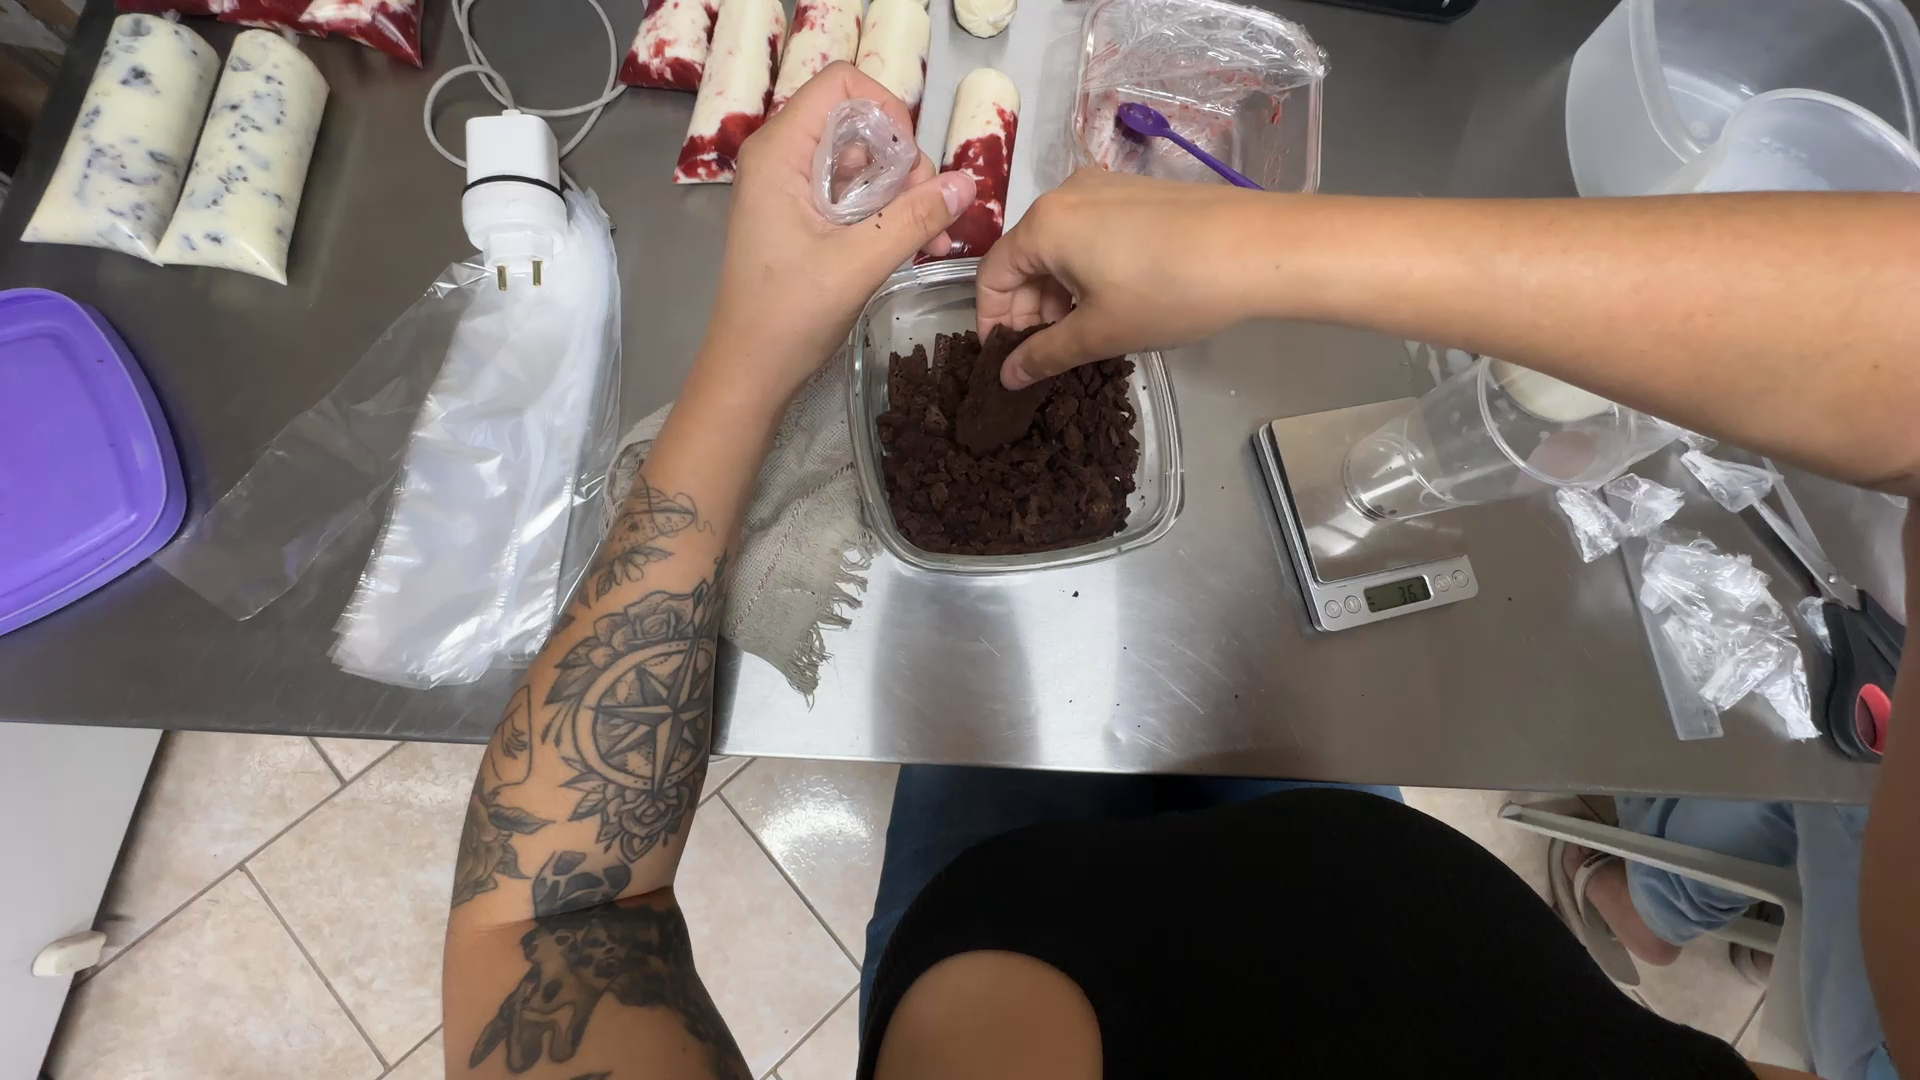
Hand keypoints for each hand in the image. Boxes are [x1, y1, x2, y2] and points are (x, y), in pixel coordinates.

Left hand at [698, 63, 975, 411]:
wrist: (750, 370)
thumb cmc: (789, 316)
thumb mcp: (858, 264)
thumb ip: (914, 220)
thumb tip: (967, 184)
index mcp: (781, 152)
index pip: (843, 85)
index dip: (889, 112)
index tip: (912, 168)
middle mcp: (782, 159)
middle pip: (858, 126)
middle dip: (902, 165)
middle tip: (925, 217)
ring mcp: (790, 192)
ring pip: (861, 166)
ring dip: (900, 196)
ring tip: (926, 241)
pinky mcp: (801, 221)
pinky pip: (851, 199)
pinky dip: (883, 216)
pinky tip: (908, 248)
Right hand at [977, 169, 1271, 388]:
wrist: (1258, 249)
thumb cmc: (1167, 292)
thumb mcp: (1098, 333)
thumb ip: (1044, 356)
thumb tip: (1007, 377)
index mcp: (1045, 225)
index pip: (991, 275)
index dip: (991, 321)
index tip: (1003, 358)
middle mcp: (1066, 196)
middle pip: (1024, 259)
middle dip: (1026, 311)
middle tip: (1043, 354)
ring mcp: (1103, 189)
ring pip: (1057, 249)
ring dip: (1056, 296)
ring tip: (1078, 335)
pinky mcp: (1134, 195)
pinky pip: (1088, 237)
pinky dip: (1082, 274)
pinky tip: (1105, 304)